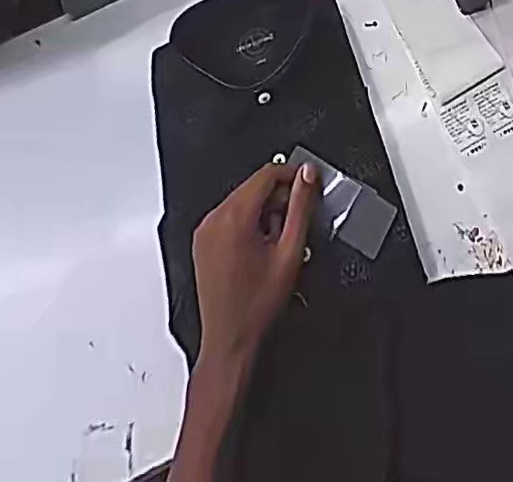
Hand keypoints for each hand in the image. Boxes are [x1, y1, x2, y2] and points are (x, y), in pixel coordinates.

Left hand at [192, 162, 317, 364]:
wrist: (230, 340)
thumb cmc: (257, 305)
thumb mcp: (290, 250)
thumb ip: (301, 206)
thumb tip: (307, 176)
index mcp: (234, 218)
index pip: (267, 174)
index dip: (292, 174)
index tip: (309, 182)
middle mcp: (215, 220)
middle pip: (254, 186)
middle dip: (280, 197)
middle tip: (296, 219)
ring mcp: (206, 231)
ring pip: (244, 200)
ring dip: (266, 210)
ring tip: (279, 239)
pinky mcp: (204, 241)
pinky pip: (231, 215)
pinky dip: (250, 221)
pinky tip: (262, 246)